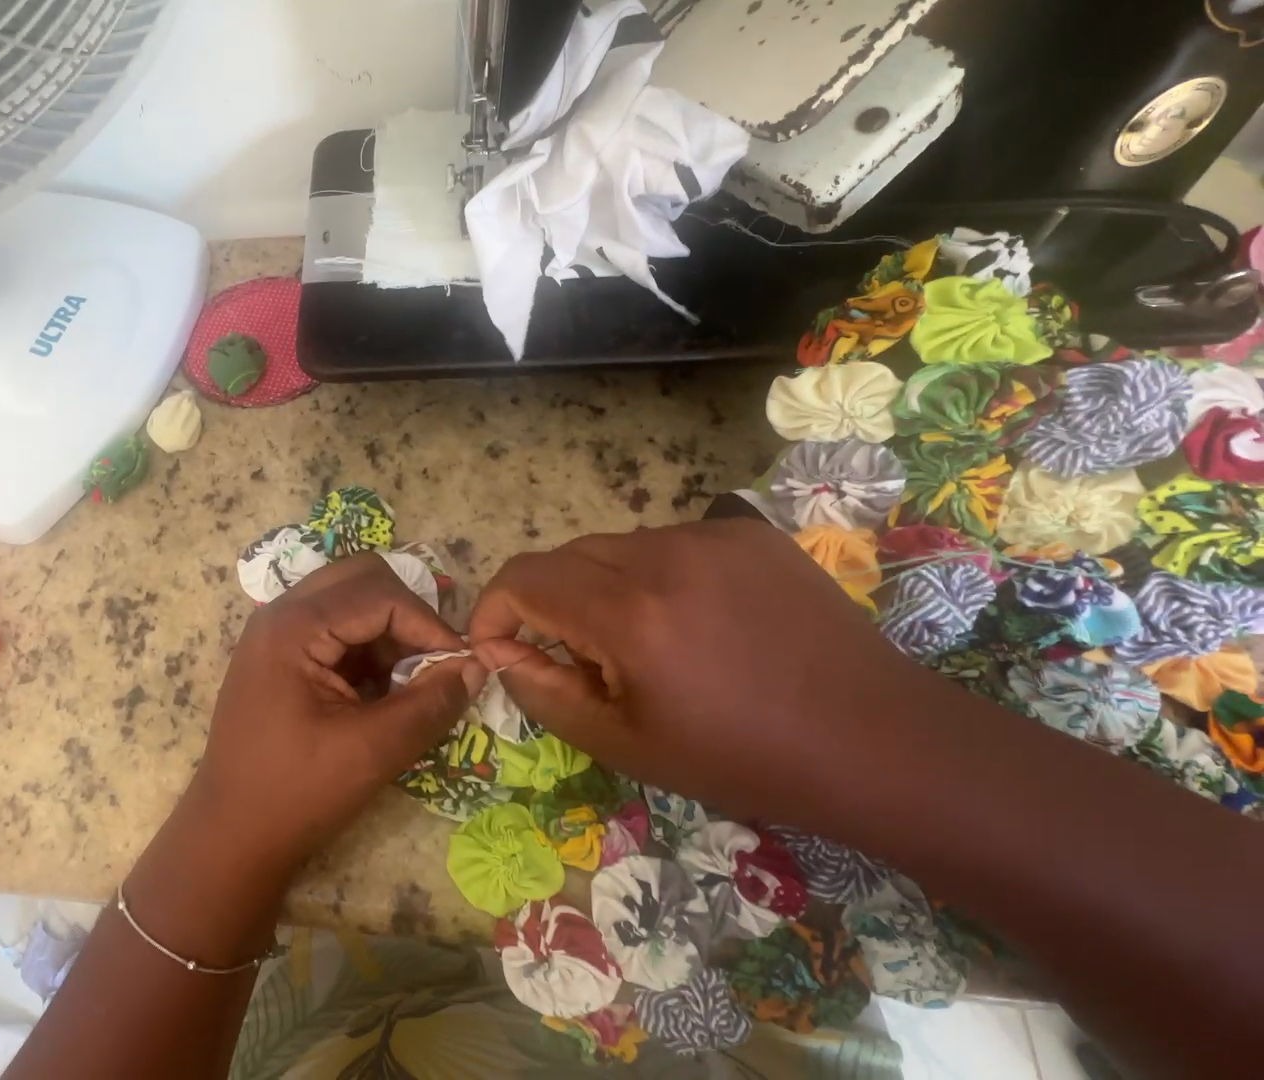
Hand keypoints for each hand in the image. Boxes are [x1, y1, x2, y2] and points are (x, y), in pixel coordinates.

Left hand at [190, 553, 486, 873]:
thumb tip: (477, 666)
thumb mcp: (373, 750)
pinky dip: (368, 649)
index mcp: (293, 627)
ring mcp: (276, 634)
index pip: (379, 594)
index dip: (428, 625)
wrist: (232, 835)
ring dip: (389, 631)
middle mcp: (280, 614)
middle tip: (435, 661)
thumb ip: (430, 703)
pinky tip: (385, 691)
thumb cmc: (296, 792)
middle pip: (360, 578)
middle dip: (407, 613)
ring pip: (349, 600)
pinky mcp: (280, 657)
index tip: (460, 666)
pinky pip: (334, 628)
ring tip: (413, 682)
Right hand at [467, 519, 934, 823]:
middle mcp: (662, 555)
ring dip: (600, 589)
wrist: (874, 742)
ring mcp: (711, 536)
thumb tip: (498, 650)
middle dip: (547, 604)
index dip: (493, 609)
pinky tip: (692, 621)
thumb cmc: (740, 758)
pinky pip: (668, 543)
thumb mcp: (622, 743)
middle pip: (564, 558)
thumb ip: (542, 690)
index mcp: (627, 612)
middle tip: (580, 662)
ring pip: (615, 548)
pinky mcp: (748, 534)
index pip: (523, 578)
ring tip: (644, 644)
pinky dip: (652, 576)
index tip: (496, 645)